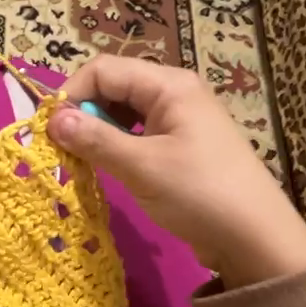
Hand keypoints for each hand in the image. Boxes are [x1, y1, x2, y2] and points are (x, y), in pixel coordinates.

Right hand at [46, 56, 305, 287]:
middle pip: (113, 86)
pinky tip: (107, 168)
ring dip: (98, 132)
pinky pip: (138, 135)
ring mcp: (179, 121)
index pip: (104, 69)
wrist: (253, 237)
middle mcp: (174, 93)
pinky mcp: (180, 147)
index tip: (52, 132)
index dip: (72, 94)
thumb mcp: (141, 166)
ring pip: (123, 113)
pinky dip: (116, 147)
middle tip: (64, 151)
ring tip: (83, 162)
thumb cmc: (198, 193)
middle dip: (83, 113)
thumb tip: (52, 119)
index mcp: (169, 85)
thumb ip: (95, 140)